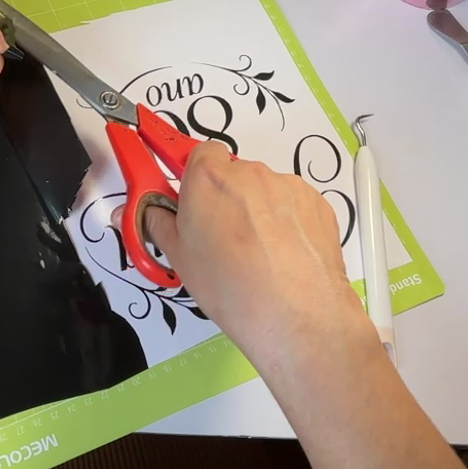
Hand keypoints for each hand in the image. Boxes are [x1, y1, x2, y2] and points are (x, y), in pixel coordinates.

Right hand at [144, 144, 371, 370]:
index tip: (192, 196)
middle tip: (220, 233)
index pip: (199, 153)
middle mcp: (248, 172)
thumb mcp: (179, 257)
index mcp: (207, 177)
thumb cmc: (231, 286)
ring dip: (257, 209)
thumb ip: (158, 222)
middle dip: (225, 196)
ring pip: (263, 190)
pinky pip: (292, 203)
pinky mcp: (316, 203)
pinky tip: (281, 255)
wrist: (295, 315)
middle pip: (232, 173)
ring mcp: (285, 186)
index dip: (195, 175)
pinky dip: (286, 221)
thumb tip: (151, 212)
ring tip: (255, 252)